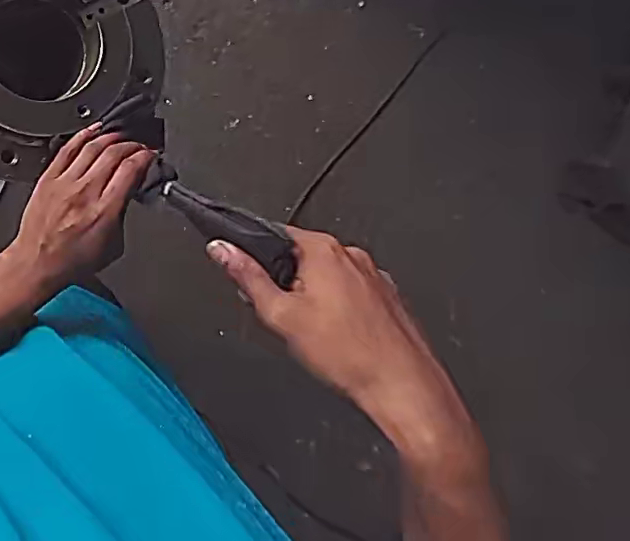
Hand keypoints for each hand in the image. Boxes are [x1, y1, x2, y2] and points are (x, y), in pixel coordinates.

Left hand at [0, 127, 154, 298]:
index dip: (145, 156)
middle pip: (113, 153)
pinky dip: (82, 135)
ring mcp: (65, 182)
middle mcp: (85, 192)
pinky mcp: (49, 178)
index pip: (130, 170)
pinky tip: (93, 130)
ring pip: (92, 147)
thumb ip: (123, 215)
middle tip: (138, 146)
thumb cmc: (72, 260)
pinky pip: (67, 149)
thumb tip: (130, 191)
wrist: (38, 262)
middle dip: (131, 145)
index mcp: (105, 210)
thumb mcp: (113, 245)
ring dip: (110, 137)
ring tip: (120, 136)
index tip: (150, 155)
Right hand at [208, 227, 480, 471]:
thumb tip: (221, 249)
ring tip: (320, 336)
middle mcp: (352, 255)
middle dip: (288, 284)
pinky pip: (353, 296)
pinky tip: (343, 341)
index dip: (259, 261)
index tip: (258, 283)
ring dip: (317, 299)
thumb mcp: (279, 315)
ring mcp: (375, 277)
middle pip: (301, 257)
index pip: (274, 234)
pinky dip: (343, 312)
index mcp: (323, 249)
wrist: (407, 394)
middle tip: (289, 317)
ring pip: (328, 279)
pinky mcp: (390, 300)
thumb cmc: (351, 356)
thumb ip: (246, 276)